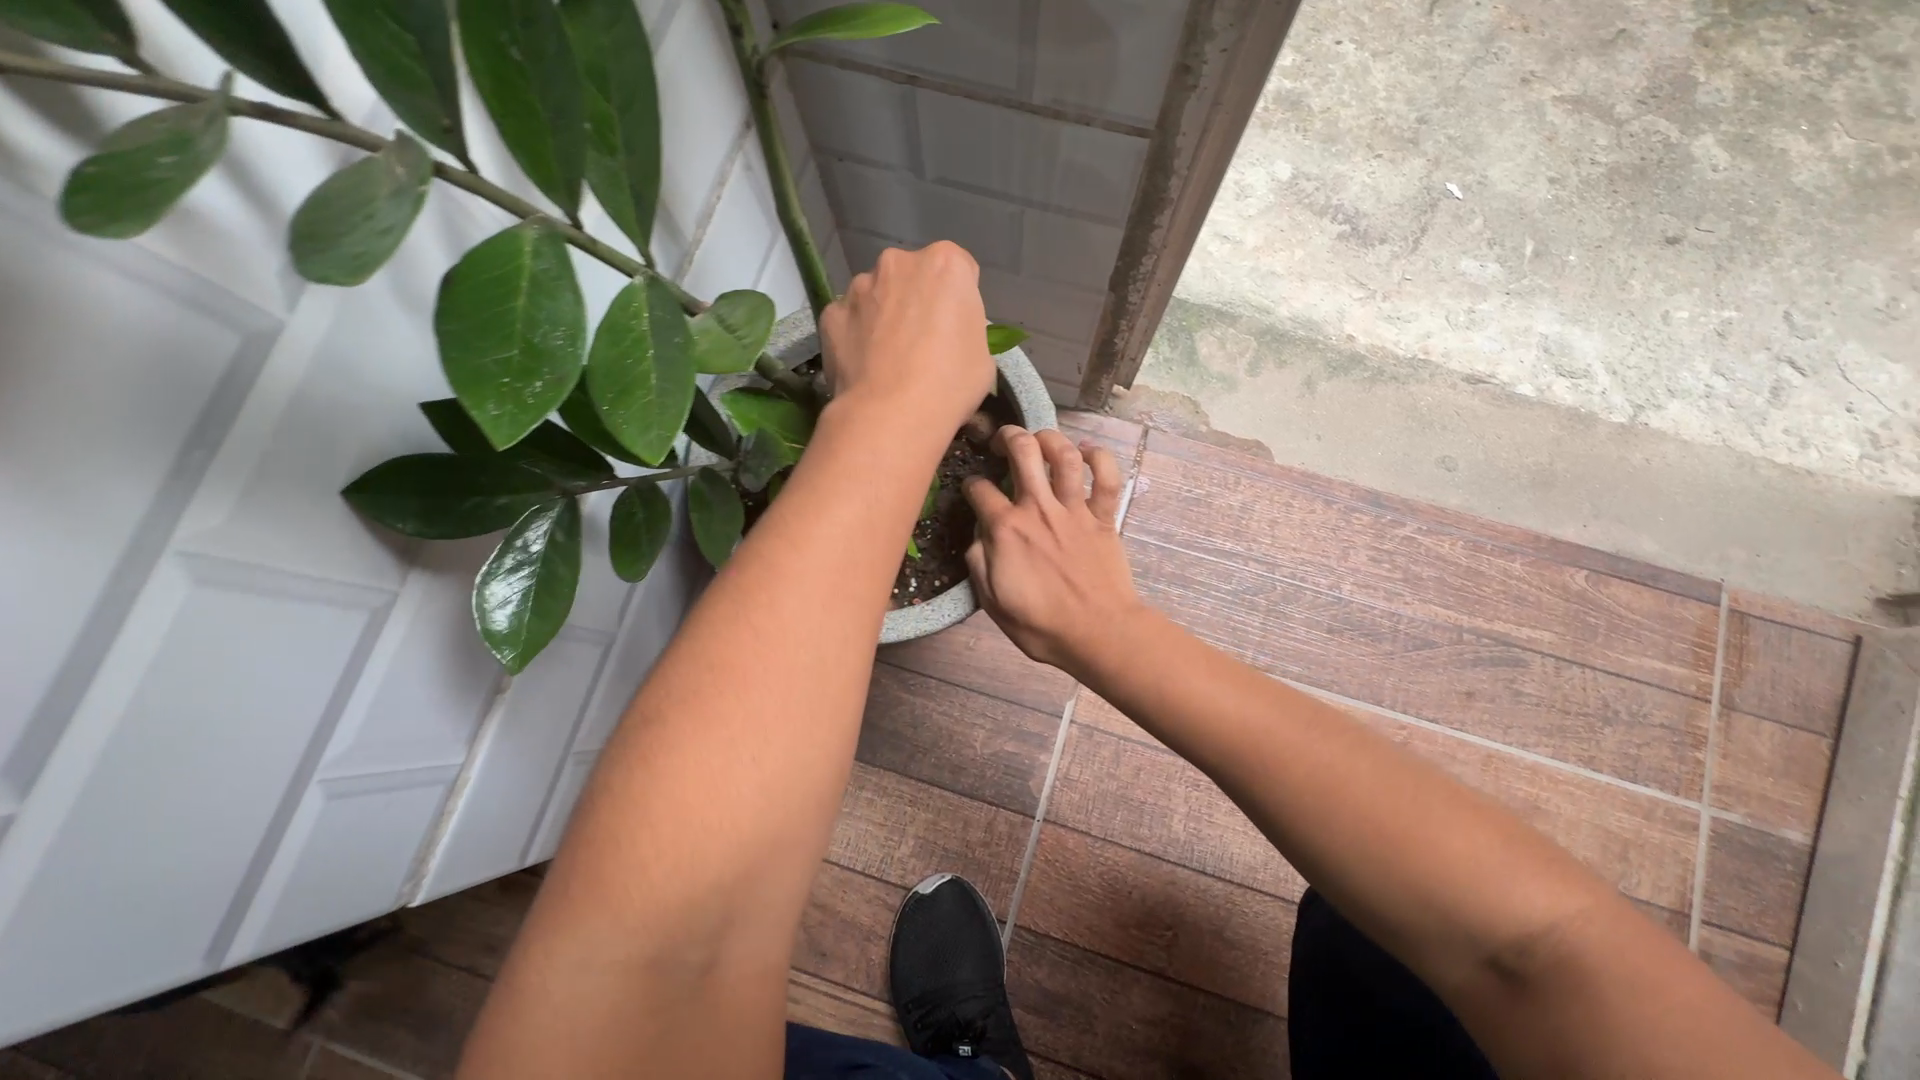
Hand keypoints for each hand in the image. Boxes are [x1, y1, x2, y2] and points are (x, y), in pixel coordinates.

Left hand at [817, 242, 996, 432]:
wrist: (891, 415)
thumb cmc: (950, 384)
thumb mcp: (982, 356)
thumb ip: (965, 329)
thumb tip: (947, 335)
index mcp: (945, 264)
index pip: (959, 270)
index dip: (958, 300)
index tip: (955, 327)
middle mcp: (899, 262)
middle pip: (913, 276)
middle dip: (917, 300)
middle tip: (921, 342)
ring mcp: (859, 286)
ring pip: (877, 295)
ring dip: (883, 315)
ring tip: (887, 359)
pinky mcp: (830, 313)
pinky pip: (849, 319)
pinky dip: (855, 335)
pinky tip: (864, 366)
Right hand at [963, 426, 1143, 672]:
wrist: (1097, 633)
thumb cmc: (1041, 625)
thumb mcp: (992, 602)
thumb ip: (979, 563)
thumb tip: (978, 537)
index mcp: (1006, 530)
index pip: (979, 489)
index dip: (971, 484)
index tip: (972, 490)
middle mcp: (1039, 509)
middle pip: (1022, 450)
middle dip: (1008, 436)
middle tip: (1002, 442)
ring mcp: (1074, 510)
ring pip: (1063, 454)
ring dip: (1050, 438)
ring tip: (1040, 441)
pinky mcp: (1104, 517)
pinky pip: (1107, 477)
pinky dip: (1099, 457)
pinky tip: (1087, 453)